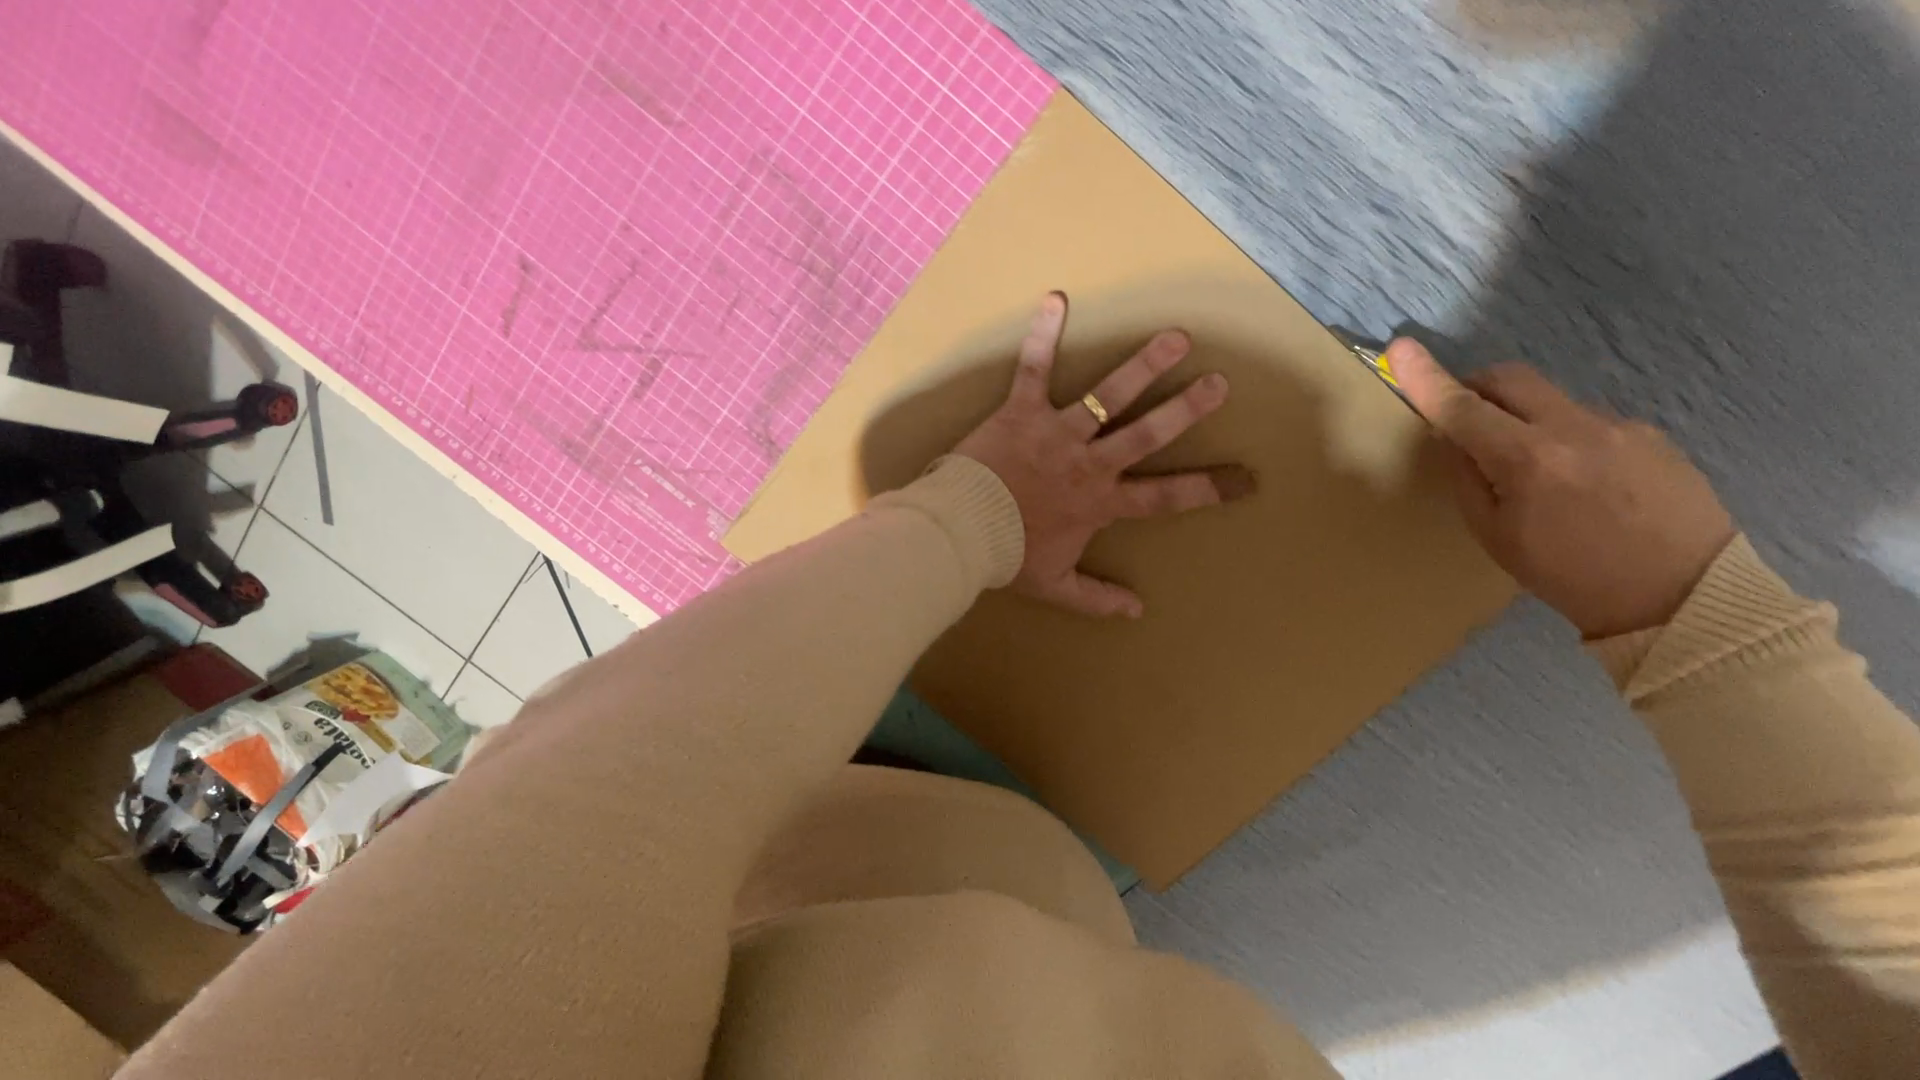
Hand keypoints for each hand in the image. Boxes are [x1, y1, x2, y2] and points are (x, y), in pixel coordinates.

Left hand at [953, 292, 1253, 618]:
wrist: (960, 534)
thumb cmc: (1008, 557)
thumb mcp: (1056, 586)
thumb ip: (1097, 598)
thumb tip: (1136, 612)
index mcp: (1102, 502)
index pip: (1167, 497)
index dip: (1209, 489)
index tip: (1247, 479)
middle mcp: (1089, 462)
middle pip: (1147, 434)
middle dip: (1186, 409)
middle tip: (1219, 384)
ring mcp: (1057, 433)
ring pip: (1105, 396)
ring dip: (1141, 366)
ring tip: (1174, 338)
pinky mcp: (1022, 412)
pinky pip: (1033, 368)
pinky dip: (1041, 334)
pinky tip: (1055, 298)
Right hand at [1387, 338, 1734, 638]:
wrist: (1684, 596)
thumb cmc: (1571, 576)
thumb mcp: (1496, 537)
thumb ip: (1468, 479)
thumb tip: (1454, 438)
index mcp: (1527, 460)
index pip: (1462, 407)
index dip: (1425, 377)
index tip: (1400, 349)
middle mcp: (1574, 428)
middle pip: (1511, 378)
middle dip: (1476, 385)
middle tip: (1461, 412)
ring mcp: (1619, 426)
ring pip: (1550, 402)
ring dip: (1525, 419)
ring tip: (1534, 472)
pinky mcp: (1650, 435)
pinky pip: (1589, 423)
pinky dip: (1566, 439)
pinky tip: (1582, 482)